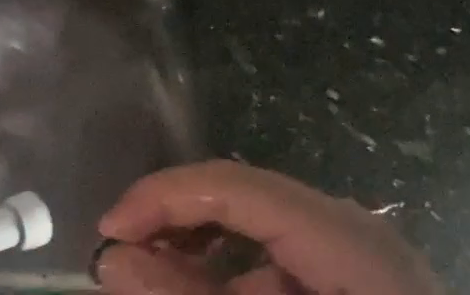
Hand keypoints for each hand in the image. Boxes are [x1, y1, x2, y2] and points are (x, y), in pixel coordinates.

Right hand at [95, 161, 441, 294]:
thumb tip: (112, 261)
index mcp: (348, 240)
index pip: (235, 186)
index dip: (163, 198)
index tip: (109, 232)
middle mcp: (355, 236)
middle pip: (243, 203)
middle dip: (176, 225)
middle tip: (122, 256)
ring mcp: (360, 263)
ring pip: (258, 237)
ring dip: (199, 256)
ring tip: (153, 278)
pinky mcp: (354, 285)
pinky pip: (281, 270)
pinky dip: (235, 280)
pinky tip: (200, 289)